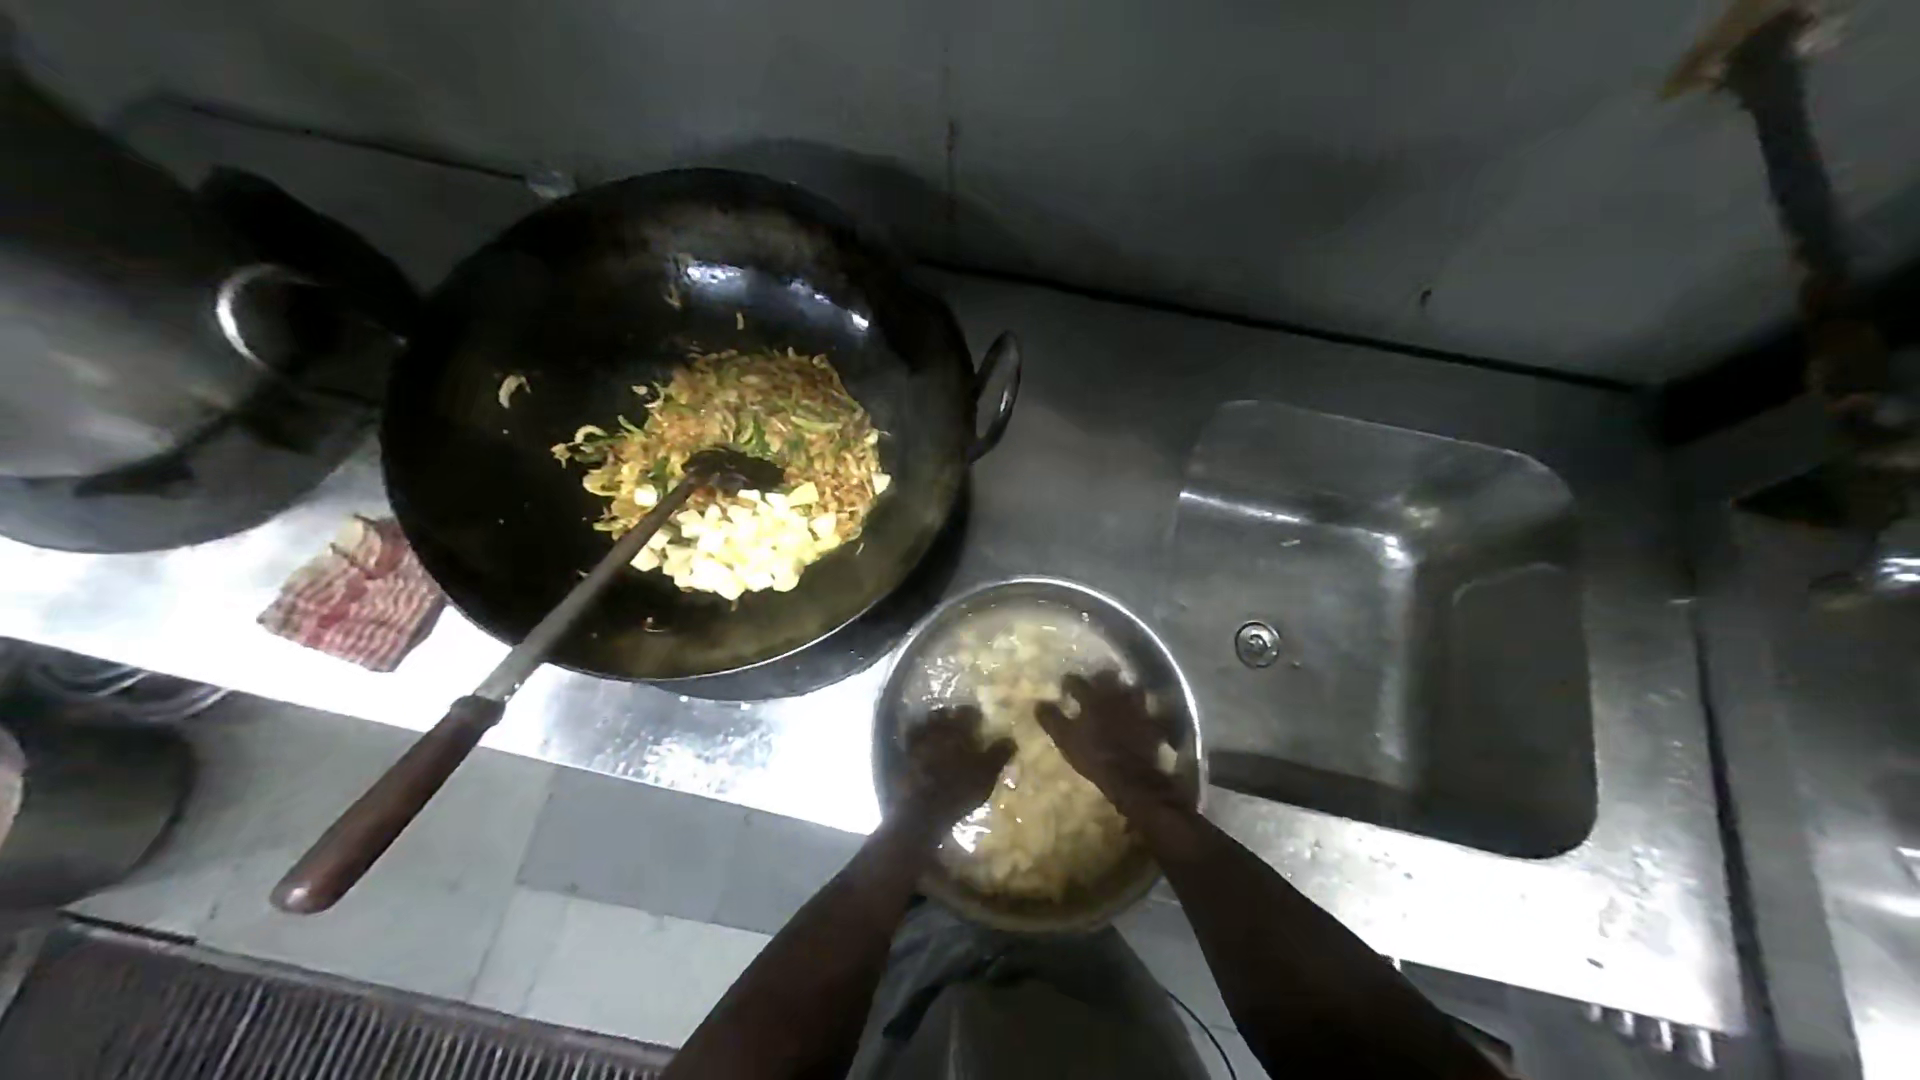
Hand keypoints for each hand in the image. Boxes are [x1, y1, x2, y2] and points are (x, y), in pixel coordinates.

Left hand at [894, 706, 1013, 833]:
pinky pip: (912, 739)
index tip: (981, 721)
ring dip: (934, 725)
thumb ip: (1000, 754)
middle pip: (945, 714)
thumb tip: (1011, 739)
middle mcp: (936, 728)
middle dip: (953, 717)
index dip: (976, 715)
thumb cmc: (959, 789)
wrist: (922, 811)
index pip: (968, 711)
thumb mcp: (987, 774)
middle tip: (962, 727)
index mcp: (957, 729)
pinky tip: (924, 746)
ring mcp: (918, 741)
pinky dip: (918, 738)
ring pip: (927, 723)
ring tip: (943, 734)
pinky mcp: (905, 755)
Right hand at [1036, 671, 1181, 815]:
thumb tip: (1038, 703)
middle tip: (1094, 682)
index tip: (1064, 685)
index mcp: (1092, 698)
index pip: (1076, 681)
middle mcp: (1115, 696)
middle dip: (1099, 676)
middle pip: (1108, 676)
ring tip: (1120, 693)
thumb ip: (1052, 719)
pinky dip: (1146, 710)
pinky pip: (1150, 710)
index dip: (1068, 682)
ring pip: (1131, 688)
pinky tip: (1142, 713)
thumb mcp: (1065, 739)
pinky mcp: (1151, 722)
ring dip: (1125, 688)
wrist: (1130, 775)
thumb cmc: (1093, 755)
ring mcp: (1136, 707)